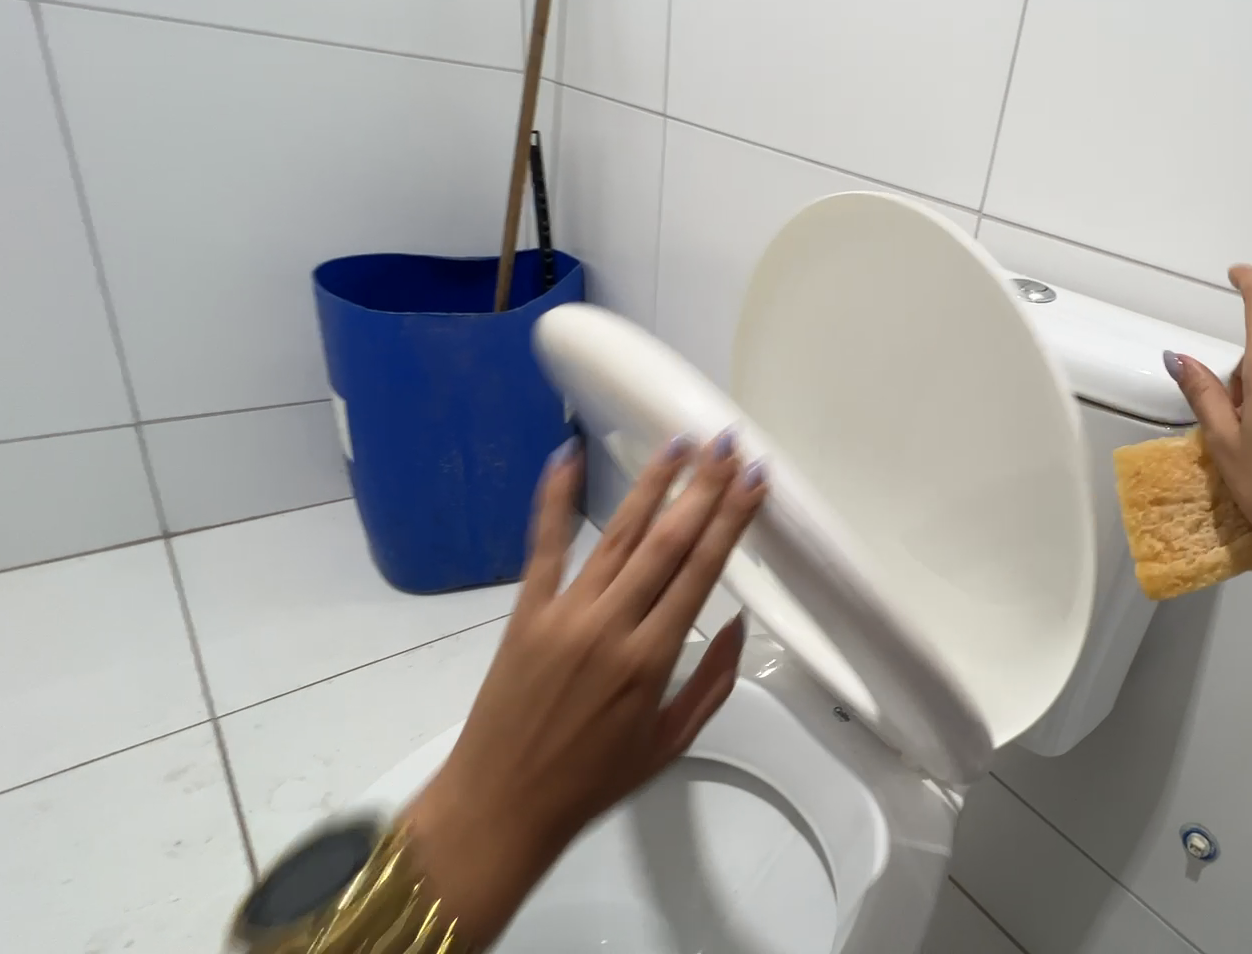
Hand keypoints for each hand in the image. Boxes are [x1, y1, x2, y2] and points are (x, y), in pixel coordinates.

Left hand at [402, 433, 766, 945]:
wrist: (498, 809)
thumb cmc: (595, 781)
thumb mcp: (673, 740)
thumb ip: (715, 680)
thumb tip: (741, 619)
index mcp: (653, 657)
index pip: (702, 570)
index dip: (732, 519)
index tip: (754, 479)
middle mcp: (612, 624)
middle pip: (667, 541)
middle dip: (703, 488)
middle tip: (727, 444)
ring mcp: (565, 613)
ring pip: (617, 534)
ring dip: (652, 484)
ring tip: (680, 443)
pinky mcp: (526, 611)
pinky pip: (543, 546)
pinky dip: (554, 500)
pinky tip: (568, 456)